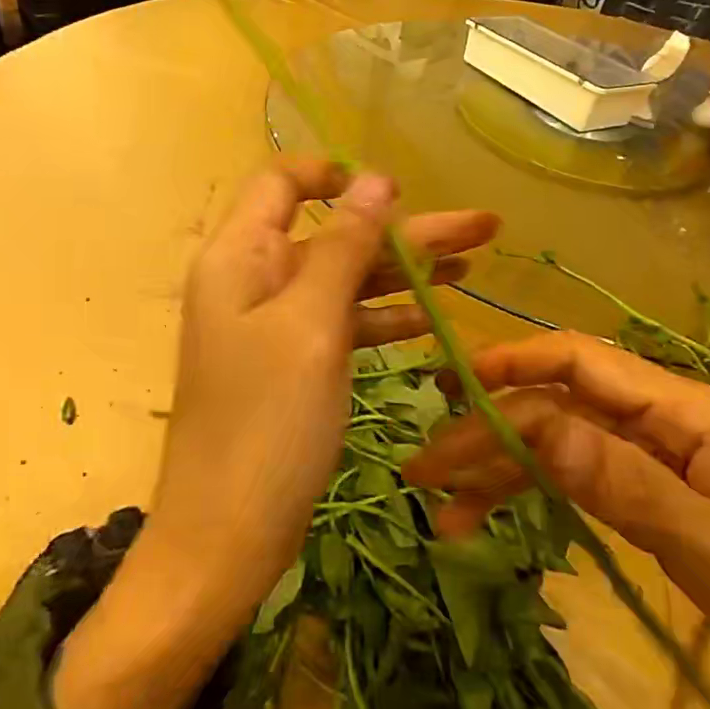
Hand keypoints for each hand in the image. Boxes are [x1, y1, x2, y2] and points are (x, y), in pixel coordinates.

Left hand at [52, 159, 498, 708]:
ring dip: (401, 274)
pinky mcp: (288, 367)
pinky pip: (336, 325)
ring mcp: (269, 327)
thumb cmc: (266, 422)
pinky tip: (430, 319)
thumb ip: (343, 247)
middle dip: (400, 231)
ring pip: (339, 281)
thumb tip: (374, 180)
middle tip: (483, 229)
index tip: (391, 191)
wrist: (225, 532)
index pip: (280, 184)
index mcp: (237, 256)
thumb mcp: (310, 324)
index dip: (333, 176)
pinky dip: (380, 319)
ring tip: (473, 265)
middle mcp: (248, 281)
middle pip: (328, 235)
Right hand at [404, 332, 709, 708]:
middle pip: (558, 407)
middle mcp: (669, 429)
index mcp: (694, 417)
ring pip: (559, 448)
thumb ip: (630, 485)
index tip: (445, 384)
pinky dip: (532, 499)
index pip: (582, 364)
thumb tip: (532, 423)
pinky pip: (580, 487)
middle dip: (486, 429)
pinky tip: (491, 521)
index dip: (509, 362)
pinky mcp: (661, 508)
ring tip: (442, 511)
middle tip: (422, 468)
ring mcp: (664, 469)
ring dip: (499, 471)